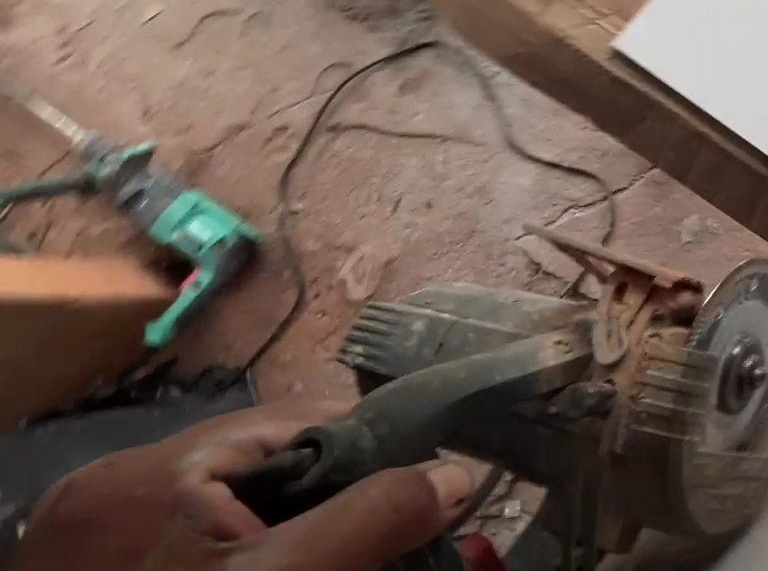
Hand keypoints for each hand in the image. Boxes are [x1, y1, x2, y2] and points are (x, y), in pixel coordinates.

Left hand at [14, 403, 475, 570]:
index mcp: (144, 471)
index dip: (371, 446)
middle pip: (275, 457)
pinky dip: (259, 544)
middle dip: (338, 489)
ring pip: (248, 495)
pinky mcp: (106, 565)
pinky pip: (210, 530)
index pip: (302, 416)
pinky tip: (286, 562)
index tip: (412, 489)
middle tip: (376, 535)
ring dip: (306, 518)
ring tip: (332, 552)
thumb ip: (373, 517)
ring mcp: (101, 534)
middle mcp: (116, 487)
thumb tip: (460, 474)